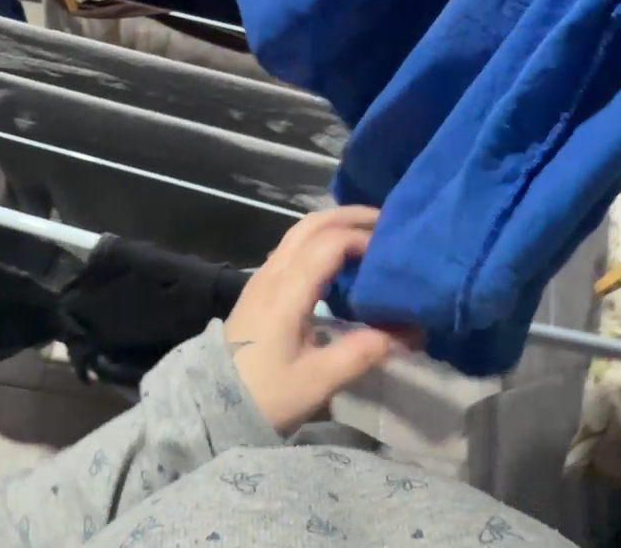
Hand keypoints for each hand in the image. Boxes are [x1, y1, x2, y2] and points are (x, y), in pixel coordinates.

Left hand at [225, 207, 402, 434]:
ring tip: (367, 233)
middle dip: (348, 216)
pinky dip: (319, 238)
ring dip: (333, 224)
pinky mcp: (260, 286)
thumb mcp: (317, 381)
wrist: (214, 403)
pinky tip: (338, 258)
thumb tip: (407, 333)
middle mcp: (273, 272)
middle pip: (311, 225)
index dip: (362, 239)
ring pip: (299, 232)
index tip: (392, 252)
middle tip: (385, 221)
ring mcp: (263, 276)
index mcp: (287, 289)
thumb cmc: (266, 393)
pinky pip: (292, 246)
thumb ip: (361, 353)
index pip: (329, 243)